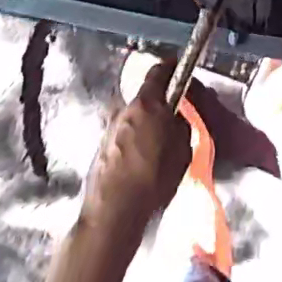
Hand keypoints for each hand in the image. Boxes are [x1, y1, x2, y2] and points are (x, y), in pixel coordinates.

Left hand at [81, 61, 191, 230]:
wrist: (112, 215)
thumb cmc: (153, 178)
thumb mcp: (182, 149)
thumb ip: (181, 125)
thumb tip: (177, 117)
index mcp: (146, 104)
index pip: (158, 72)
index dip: (171, 67)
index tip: (180, 66)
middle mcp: (123, 110)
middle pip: (144, 97)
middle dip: (159, 103)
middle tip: (175, 114)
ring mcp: (108, 129)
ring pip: (133, 117)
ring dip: (145, 123)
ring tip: (158, 143)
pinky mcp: (99, 149)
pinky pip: (123, 135)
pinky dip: (134, 140)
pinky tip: (142, 160)